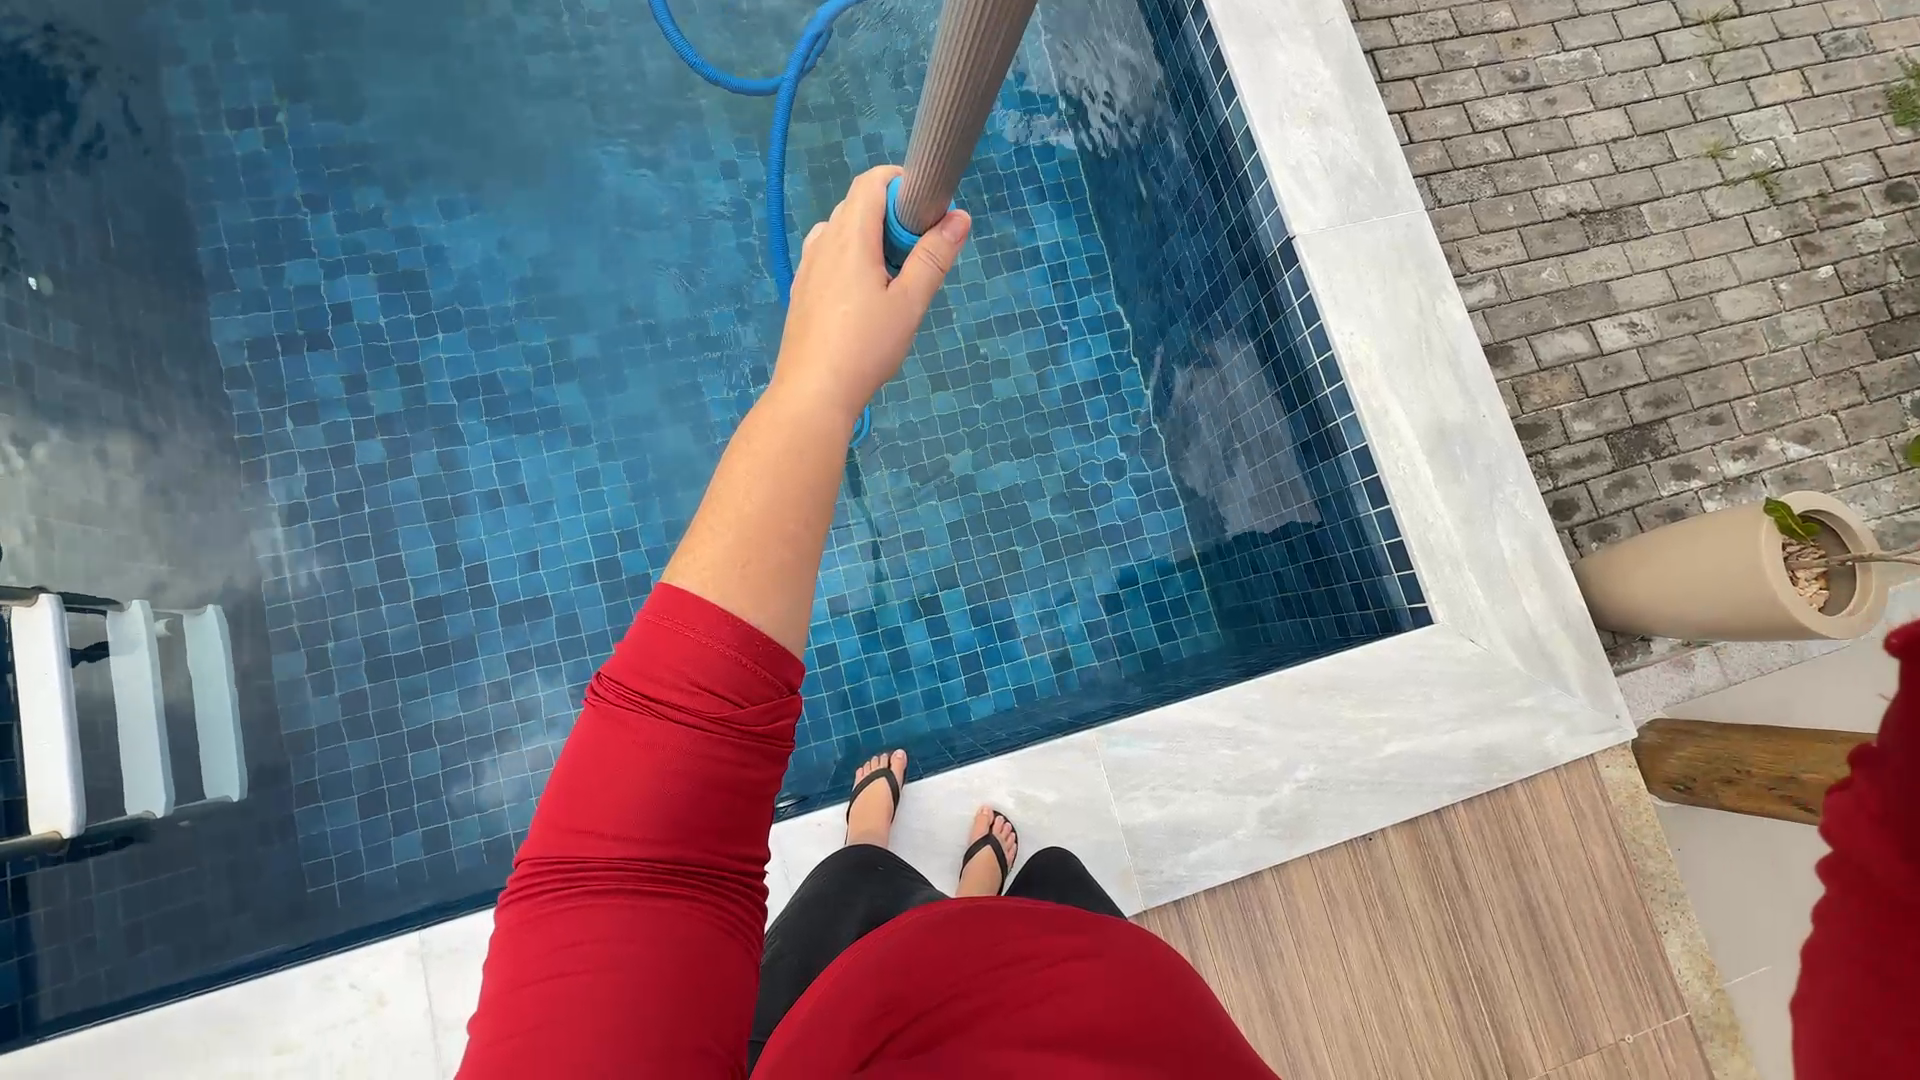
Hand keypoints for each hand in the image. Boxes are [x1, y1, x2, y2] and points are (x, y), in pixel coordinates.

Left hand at [769, 164, 971, 425]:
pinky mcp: (801, 291)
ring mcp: (807, 267)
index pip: (872, 181)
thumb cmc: (866, 348)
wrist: (813, 393)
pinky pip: (829, 258)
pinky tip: (864, 302)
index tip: (928, 213)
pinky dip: (852, 261)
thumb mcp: (909, 304)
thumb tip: (959, 217)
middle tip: (917, 258)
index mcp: (850, 236)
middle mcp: (823, 242)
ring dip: (871, 240)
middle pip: (858, 205)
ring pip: (842, 232)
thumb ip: (933, 258)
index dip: (903, 184)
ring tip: (892, 282)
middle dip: (892, 217)